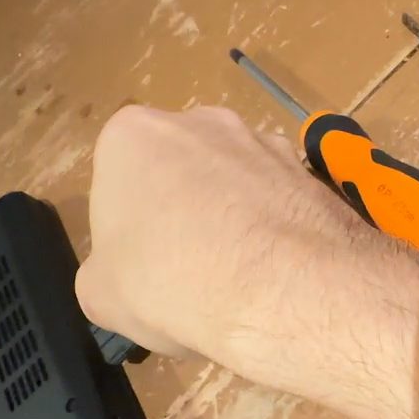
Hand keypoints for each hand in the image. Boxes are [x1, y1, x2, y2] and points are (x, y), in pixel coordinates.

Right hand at [75, 106, 418, 392]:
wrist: (281, 290)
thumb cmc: (171, 283)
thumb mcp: (102, 295)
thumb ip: (106, 274)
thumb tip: (121, 282)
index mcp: (134, 135)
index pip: (123, 178)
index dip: (133, 228)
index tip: (148, 266)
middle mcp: (204, 122)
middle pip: (187, 173)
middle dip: (191, 214)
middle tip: (197, 272)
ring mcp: (267, 143)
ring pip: (242, 185)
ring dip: (242, 220)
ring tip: (247, 279)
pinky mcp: (316, 176)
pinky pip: (288, 204)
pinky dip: (285, 231)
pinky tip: (285, 272)